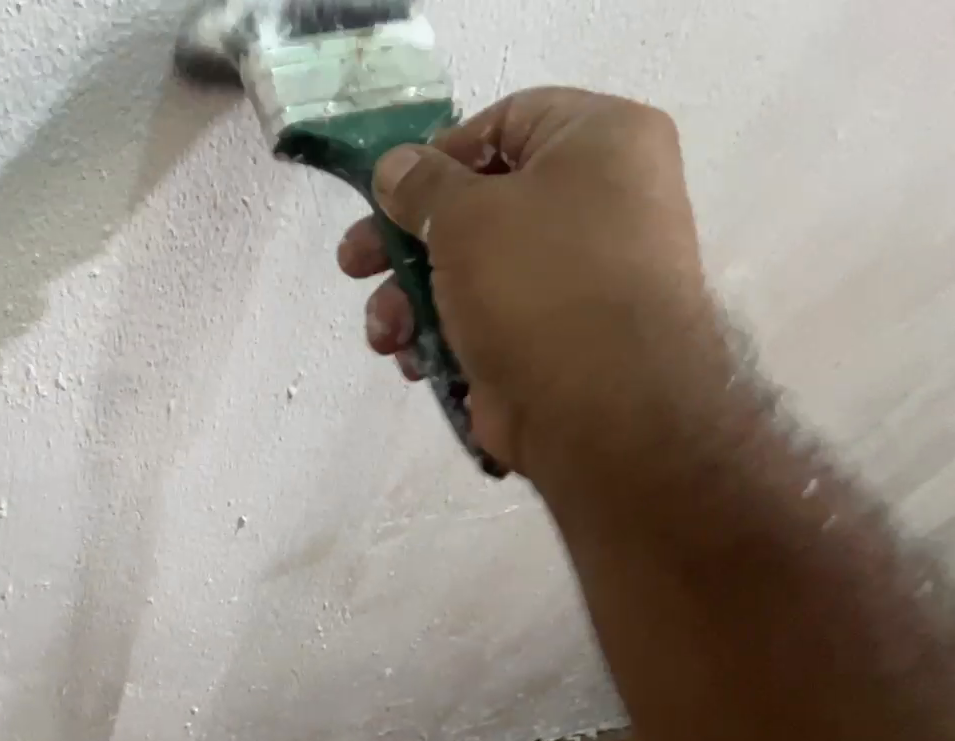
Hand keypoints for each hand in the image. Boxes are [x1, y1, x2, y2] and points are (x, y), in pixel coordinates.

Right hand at [339, 87, 722, 478]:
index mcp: (597, 143)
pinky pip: (480, 318)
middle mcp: (593, 201)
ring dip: (408, 301)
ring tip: (384, 335)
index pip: (505, 122)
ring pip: (464, 271)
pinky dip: (439, 335)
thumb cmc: (537, 284)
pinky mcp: (548, 335)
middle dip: (401, 243)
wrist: (600, 405)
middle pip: (472, 205)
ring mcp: (571, 275)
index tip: (390, 195)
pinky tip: (414, 361)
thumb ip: (420, 184)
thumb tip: (396, 166)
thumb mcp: (465, 216)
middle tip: (354, 265)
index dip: (438, 155)